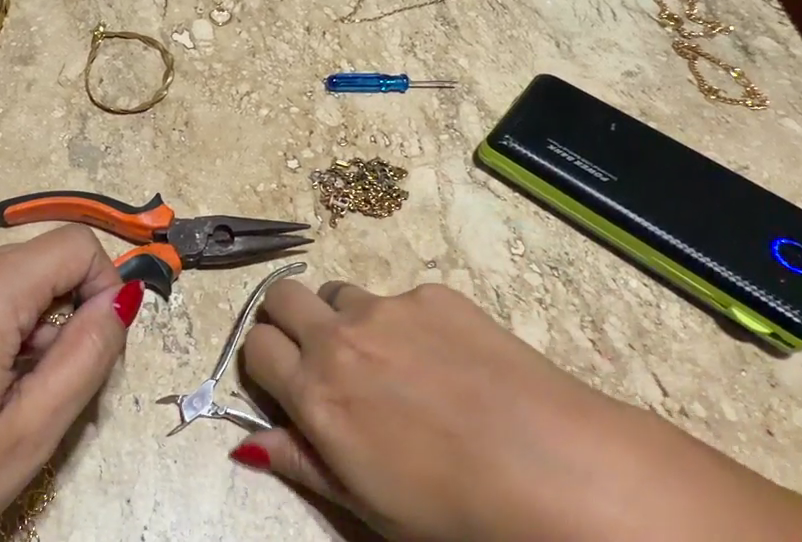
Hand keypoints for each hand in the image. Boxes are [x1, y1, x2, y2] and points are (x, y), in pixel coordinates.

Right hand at [234, 280, 801, 541]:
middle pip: (282, 296)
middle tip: (318, 352)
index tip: (285, 381)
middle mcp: (339, 338)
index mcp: (315, 393)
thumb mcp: (367, 506)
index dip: (264, 362)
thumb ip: (303, 463)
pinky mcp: (435, 295)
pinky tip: (450, 361)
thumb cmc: (454, 509)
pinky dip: (406, 322)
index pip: (254, 346)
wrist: (553, 467)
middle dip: (287, 318)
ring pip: (340, 292)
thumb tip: (248, 443)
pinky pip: (400, 297)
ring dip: (345, 317)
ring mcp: (387, 309)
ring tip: (390, 358)